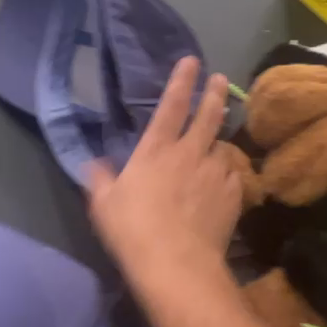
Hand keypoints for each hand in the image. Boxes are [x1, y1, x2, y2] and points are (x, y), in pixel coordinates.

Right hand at [86, 56, 240, 290]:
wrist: (178, 265)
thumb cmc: (133, 230)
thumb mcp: (103, 204)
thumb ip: (99, 179)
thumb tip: (92, 163)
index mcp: (156, 149)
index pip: (171, 105)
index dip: (181, 80)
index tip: (191, 60)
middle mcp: (189, 153)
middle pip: (207, 115)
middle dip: (214, 93)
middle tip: (220, 79)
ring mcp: (216, 174)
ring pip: (223, 145)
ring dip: (221, 138)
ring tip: (219, 139)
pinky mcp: (233, 196)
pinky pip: (234, 175)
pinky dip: (229, 172)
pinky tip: (226, 179)